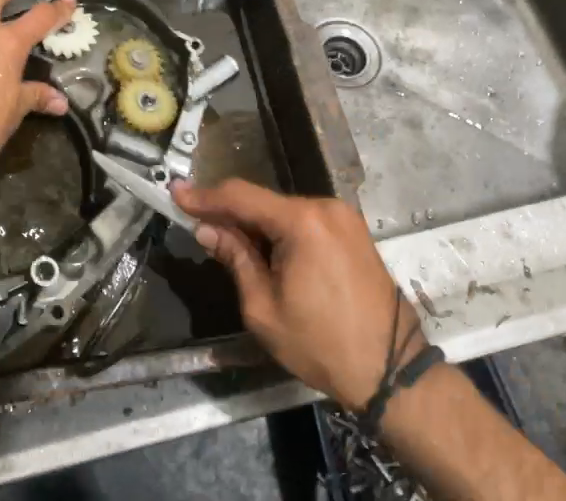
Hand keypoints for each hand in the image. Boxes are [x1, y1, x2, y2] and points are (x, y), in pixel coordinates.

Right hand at [173, 179, 423, 411]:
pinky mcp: (354, 233)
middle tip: (196, 225)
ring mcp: (344, 219)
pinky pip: (305, 223)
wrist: (390, 372)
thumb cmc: (320, 344)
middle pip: (263, 202)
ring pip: (283, 212)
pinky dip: (280, 232)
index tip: (175, 193)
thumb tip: (208, 229)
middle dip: (229, 213)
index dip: (205, 196)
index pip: (241, 197)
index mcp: (303, 222)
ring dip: (254, 224)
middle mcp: (325, 208)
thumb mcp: (263, 308)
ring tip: (226, 244)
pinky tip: (263, 250)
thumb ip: (235, 259)